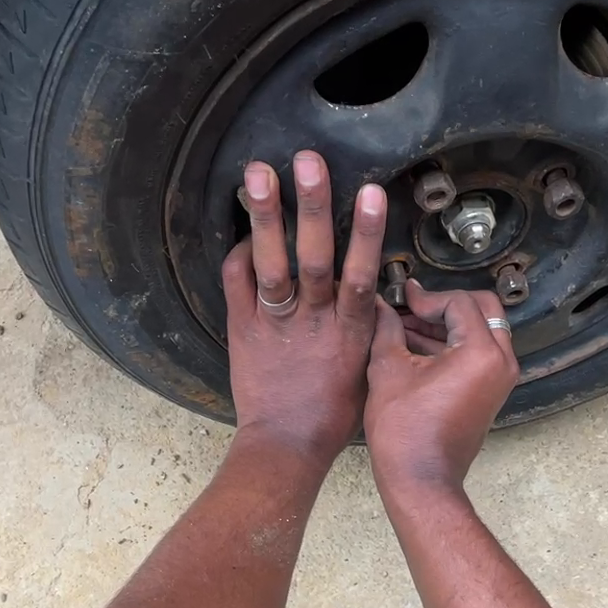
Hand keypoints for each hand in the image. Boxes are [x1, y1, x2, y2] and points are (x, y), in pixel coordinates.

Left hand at [224, 151, 386, 464]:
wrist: (288, 445)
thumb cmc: (334, 414)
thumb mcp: (366, 370)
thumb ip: (367, 329)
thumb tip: (368, 294)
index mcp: (349, 334)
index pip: (360, 276)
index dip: (365, 234)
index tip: (370, 192)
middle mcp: (313, 323)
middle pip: (315, 260)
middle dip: (313, 209)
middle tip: (308, 162)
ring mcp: (276, 325)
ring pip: (273, 266)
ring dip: (266, 219)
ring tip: (259, 174)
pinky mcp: (244, 331)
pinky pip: (237, 286)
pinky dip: (239, 255)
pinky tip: (243, 228)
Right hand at [365, 279, 519, 499]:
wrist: (421, 479)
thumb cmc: (406, 433)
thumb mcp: (388, 369)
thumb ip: (387, 328)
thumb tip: (382, 307)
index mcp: (481, 353)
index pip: (459, 303)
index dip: (426, 297)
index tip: (403, 299)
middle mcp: (501, 362)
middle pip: (483, 309)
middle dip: (445, 303)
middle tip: (413, 306)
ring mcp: (499, 379)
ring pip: (482, 330)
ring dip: (447, 323)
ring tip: (407, 324)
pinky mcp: (491, 392)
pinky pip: (479, 353)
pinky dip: (453, 344)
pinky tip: (417, 345)